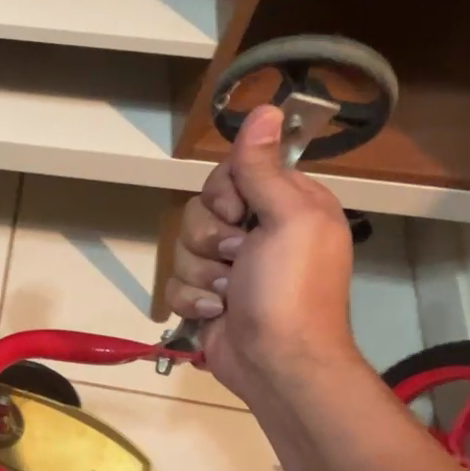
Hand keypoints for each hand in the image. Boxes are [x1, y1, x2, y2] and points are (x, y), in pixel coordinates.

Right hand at [164, 104, 363, 396]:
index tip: (238, 212)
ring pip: (184, 247)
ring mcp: (230, 268)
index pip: (234, 173)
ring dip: (203, 273)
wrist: (278, 364)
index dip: (225, 192)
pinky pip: (177, 283)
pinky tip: (218, 313)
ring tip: (230, 293)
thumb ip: (265, 168)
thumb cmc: (292, 289)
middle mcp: (258, 231)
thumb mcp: (288, 218)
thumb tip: (268, 107)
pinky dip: (193, 300)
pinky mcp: (207, 298)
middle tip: (238, 257)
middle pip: (201, 209)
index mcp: (286, 205)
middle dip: (211, 238)